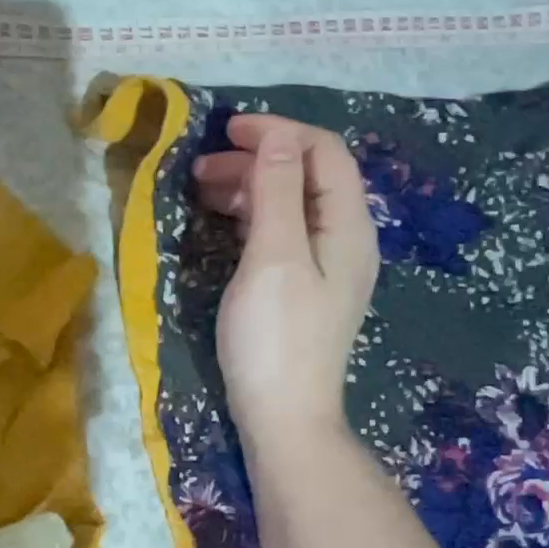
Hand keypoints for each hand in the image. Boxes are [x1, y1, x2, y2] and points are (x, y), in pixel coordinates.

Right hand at [193, 114, 378, 440]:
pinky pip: (282, 235)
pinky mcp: (304, 291)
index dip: (278, 131)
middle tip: (200, 168)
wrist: (284, 417)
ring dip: (251, 189)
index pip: (322, 152)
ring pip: (292, 206)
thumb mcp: (274, 257)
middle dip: (258, 160)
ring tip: (201, 191)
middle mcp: (345, 239)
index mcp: (347, 225)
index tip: (226, 130)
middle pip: (308, 176)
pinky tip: (223, 225)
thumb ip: (277, 192)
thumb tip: (276, 135)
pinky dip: (252, 219)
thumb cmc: (274, 338)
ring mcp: (326, 268)